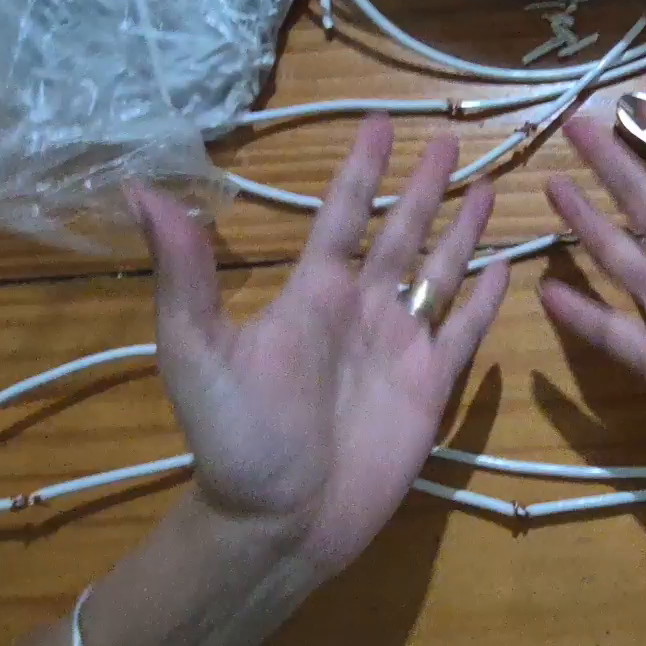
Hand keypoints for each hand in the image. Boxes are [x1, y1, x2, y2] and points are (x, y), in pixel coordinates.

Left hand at [130, 116, 508, 573]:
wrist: (283, 521)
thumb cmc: (240, 437)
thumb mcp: (199, 351)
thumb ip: (185, 275)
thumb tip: (140, 189)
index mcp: (313, 292)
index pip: (343, 214)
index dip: (363, 169)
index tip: (382, 123)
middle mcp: (363, 308)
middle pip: (402, 232)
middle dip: (424, 186)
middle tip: (448, 141)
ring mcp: (402, 345)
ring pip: (441, 271)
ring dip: (463, 231)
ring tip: (488, 188)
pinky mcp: (432, 384)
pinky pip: (465, 330)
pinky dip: (486, 300)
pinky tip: (505, 268)